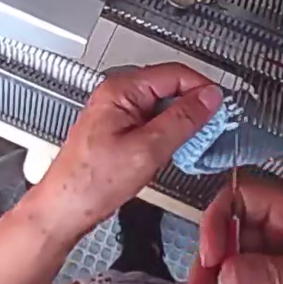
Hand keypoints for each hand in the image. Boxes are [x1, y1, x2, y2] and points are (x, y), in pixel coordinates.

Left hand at [23, 63, 221, 243]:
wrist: (63, 210)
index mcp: (121, 90)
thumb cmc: (90, 182)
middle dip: (192, 106)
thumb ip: (182, 120)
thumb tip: (209, 98)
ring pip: (162, 105)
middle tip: (209, 128)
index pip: (175, 73)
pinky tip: (169, 152)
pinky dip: (167, 133)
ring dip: (180, 122)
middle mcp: (117, 94)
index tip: (219, 108)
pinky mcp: (118, 129)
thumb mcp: (148, 150)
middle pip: (169, 86)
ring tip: (189, 144)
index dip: (201, 89)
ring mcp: (117, 111)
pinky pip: (152, 121)